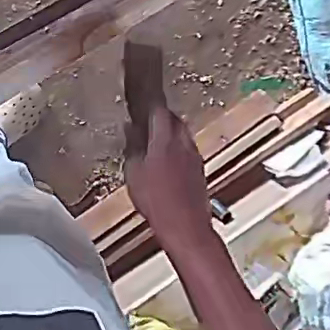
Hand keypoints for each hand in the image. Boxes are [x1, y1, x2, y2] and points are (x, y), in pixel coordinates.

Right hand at [123, 107, 212, 243]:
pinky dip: (177, 147)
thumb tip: (130, 131)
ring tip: (154, 140)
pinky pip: (187, 149)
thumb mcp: (133, 173)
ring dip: (170, 132)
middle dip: (161, 117)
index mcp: (165, 140)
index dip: (149, 105)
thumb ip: (132, 147)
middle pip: (174, 119)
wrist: (185, 226)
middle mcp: (183, 144)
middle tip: (146, 120)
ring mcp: (194, 157)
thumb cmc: (158, 202)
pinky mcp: (199, 170)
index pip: (159, 111)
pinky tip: (165, 160)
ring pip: (183, 134)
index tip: (141, 103)